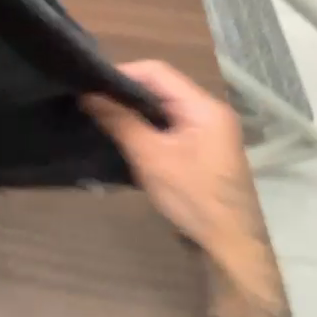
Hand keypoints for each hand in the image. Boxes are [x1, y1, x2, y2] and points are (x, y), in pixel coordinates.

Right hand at [82, 61, 263, 268]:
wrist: (229, 246)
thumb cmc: (192, 196)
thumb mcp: (150, 156)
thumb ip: (119, 119)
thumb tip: (86, 93)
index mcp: (203, 107)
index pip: (156, 71)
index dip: (121, 73)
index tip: (91, 87)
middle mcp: (209, 112)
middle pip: (159, 86)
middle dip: (124, 91)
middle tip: (91, 101)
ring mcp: (208, 130)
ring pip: (162, 105)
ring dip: (133, 108)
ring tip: (101, 115)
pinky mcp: (202, 147)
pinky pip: (168, 122)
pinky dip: (145, 123)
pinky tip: (124, 133)